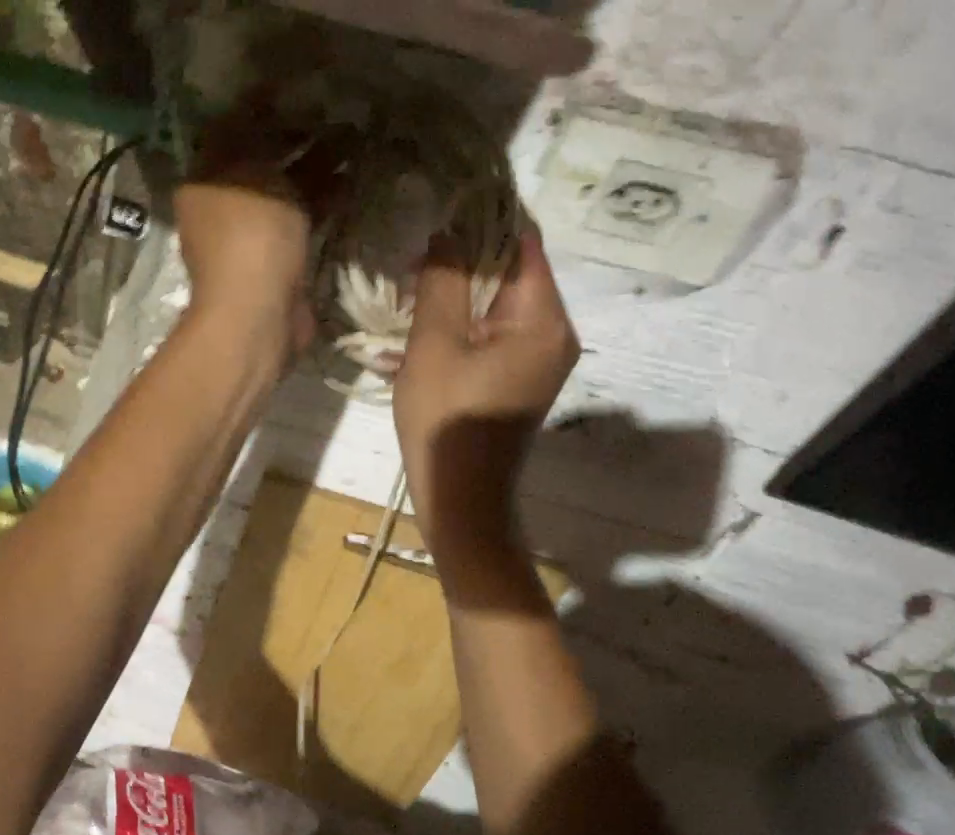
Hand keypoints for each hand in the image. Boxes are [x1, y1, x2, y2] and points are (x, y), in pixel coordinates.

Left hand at [175, 103, 353, 345]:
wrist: (258, 315)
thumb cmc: (249, 234)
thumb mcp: (250, 170)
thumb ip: (259, 134)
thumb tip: (267, 103)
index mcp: (202, 184)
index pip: (229, 134)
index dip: (261, 111)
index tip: (298, 93)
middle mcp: (221, 210)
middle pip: (260, 163)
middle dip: (296, 139)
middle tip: (335, 113)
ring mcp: (250, 238)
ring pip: (285, 192)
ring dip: (316, 168)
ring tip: (354, 140)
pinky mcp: (279, 262)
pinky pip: (302, 220)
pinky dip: (323, 200)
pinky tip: (352, 179)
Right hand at [393, 229, 579, 551]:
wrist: (461, 499)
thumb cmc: (446, 421)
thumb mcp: (434, 345)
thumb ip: (443, 282)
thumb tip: (447, 234)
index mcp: (543, 319)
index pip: (522, 244)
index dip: (481, 222)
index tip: (438, 214)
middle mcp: (554, 334)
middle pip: (509, 278)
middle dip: (458, 268)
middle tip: (406, 268)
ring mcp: (538, 363)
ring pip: (494, 312)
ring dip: (449, 305)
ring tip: (400, 307)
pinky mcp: (518, 385)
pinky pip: (489, 343)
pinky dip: (455, 337)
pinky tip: (407, 348)